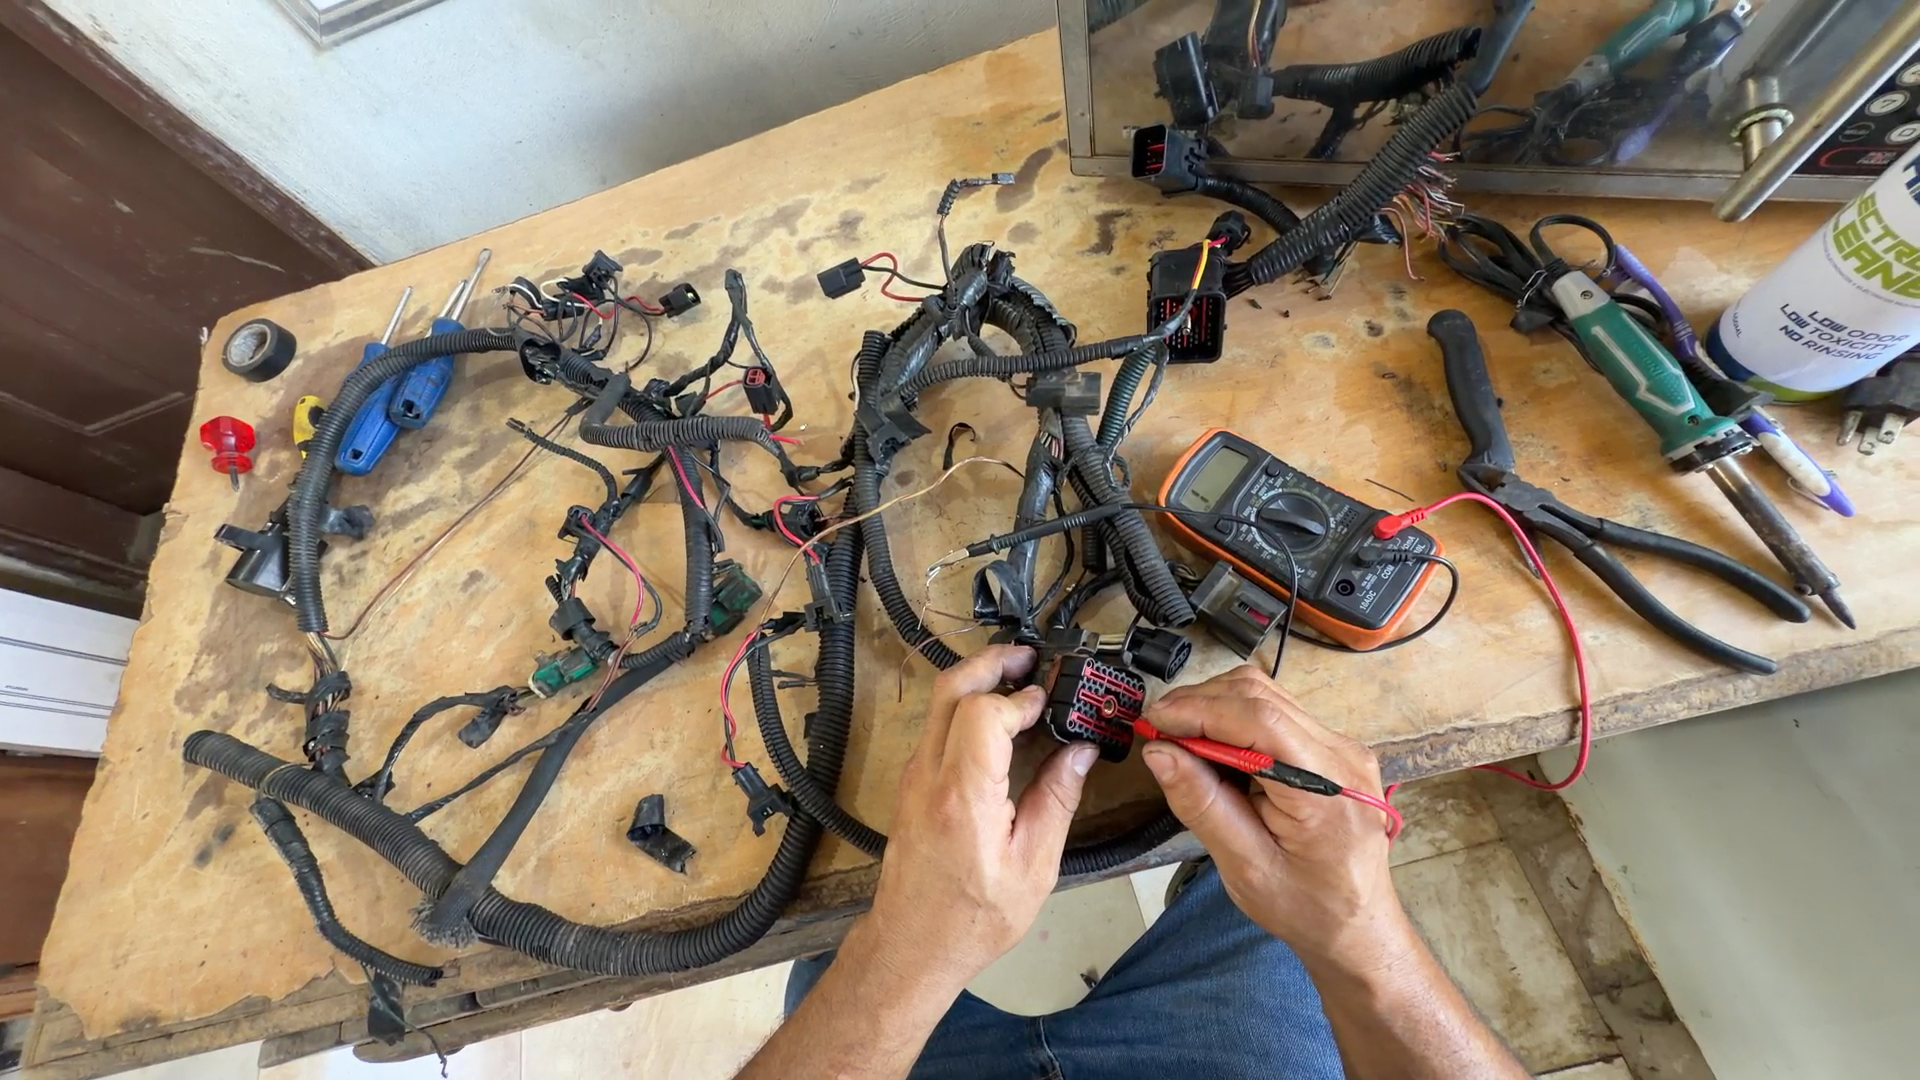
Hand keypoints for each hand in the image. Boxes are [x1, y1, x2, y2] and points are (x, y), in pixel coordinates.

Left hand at [852, 645, 1098, 998]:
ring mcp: (915, 773)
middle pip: (951, 689)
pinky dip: (968, 704)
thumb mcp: (1033, 867)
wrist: (911, 944)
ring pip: (939, 701)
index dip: (1020, 698)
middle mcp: (930, 774)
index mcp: (964, 797)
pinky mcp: (913, 779)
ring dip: (978, 678)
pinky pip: (938, 724)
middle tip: (1030, 657)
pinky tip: (999, 716)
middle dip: (991, 661)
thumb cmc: (974, 917)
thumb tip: (1081, 751)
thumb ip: (1057, 800)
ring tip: (1020, 676)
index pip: (983, 714)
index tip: (1048, 702)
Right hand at [1140, 665, 1413, 975]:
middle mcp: (1341, 753)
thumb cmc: (1304, 907)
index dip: (1198, 709)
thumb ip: (1201, 804)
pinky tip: (1209, 741)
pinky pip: (1272, 708)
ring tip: (1177, 734)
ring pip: (1263, 693)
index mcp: (1327, 790)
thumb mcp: (1244, 867)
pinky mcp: (1328, 745)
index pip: (1259, 719)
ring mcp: (1338, 744)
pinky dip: (1229, 714)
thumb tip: (1158, 751)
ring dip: (1211, 704)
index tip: (1152, 721)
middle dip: (1198, 702)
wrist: (1359, 927)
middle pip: (1259, 695)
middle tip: (1156, 728)